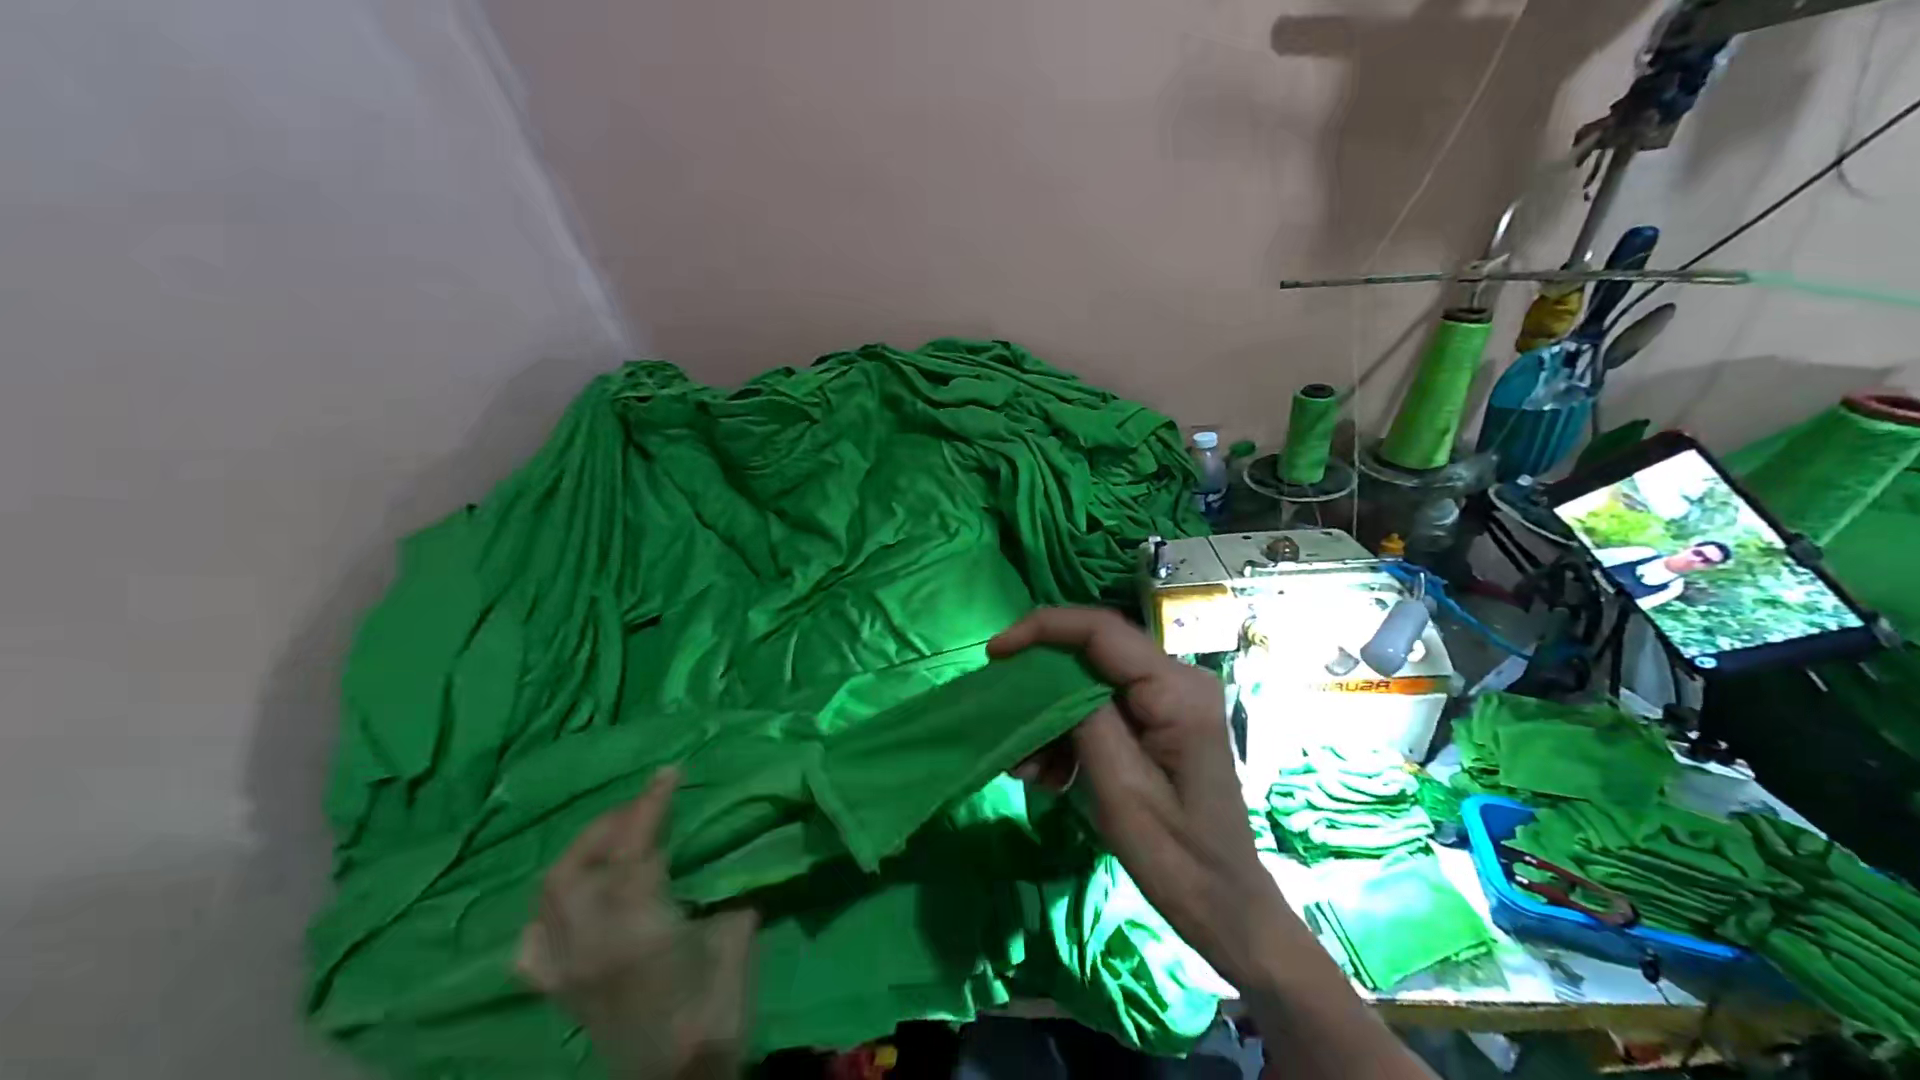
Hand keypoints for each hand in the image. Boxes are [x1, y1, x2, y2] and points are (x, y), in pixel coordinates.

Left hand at [518, 768, 756, 1079]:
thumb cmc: (719, 1009)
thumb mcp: (736, 936)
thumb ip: (727, 887)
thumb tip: (729, 848)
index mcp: (637, 931)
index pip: (633, 849)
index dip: (651, 805)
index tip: (670, 771)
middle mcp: (588, 945)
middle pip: (577, 866)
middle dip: (610, 823)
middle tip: (646, 803)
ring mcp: (564, 969)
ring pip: (551, 893)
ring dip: (582, 854)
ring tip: (615, 838)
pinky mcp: (557, 989)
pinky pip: (534, 937)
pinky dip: (552, 907)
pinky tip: (577, 899)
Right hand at [990, 607, 1285, 988]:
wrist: (1223, 906)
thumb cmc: (1176, 855)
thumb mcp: (1121, 788)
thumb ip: (1085, 718)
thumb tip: (1046, 676)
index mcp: (1176, 690)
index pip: (1101, 630)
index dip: (1042, 629)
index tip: (995, 652)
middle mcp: (1176, 680)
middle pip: (1090, 654)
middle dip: (1038, 687)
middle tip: (1003, 723)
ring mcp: (1168, 700)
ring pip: (1087, 683)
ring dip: (1048, 720)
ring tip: (1026, 769)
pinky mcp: (1157, 720)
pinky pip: (1099, 709)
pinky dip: (1067, 735)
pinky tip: (1051, 775)